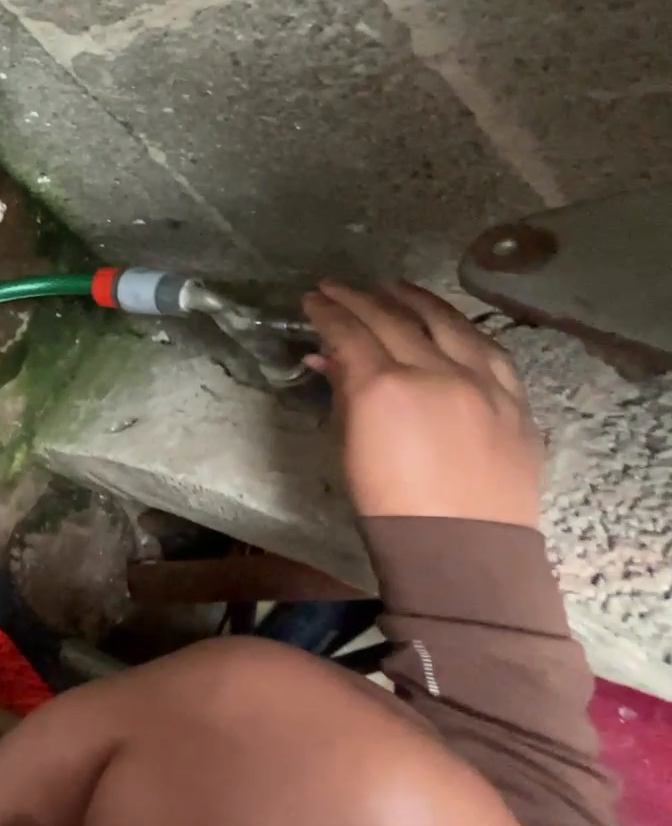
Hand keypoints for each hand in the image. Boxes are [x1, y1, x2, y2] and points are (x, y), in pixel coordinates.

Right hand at [301, 281, 541, 527]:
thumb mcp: (350, 437)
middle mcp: (436, 373)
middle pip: (393, 321)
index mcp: (384, 387)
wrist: (457, 538)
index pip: (350, 333)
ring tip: (393, 287)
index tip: (311, 299)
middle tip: (335, 287)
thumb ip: (343, 390)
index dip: (327, 312)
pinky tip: (446, 321)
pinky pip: (488, 350)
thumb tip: (326, 358)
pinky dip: (461, 329)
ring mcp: (483, 383)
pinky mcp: (514, 399)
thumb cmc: (385, 493)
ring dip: (416, 301)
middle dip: (360, 300)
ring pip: (448, 325)